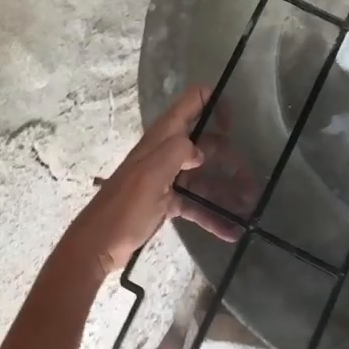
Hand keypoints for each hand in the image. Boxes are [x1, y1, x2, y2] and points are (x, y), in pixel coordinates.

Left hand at [62, 86, 240, 277]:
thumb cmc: (123, 207)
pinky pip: (197, 203)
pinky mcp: (168, 202)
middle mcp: (168, 152)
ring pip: (206, 176)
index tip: (232, 126)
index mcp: (164, 137)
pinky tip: (232, 232)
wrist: (96, 247)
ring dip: (227, 190)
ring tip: (250, 207)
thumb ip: (178, 151)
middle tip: (253, 181)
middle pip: (208, 144)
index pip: (194, 101)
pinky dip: (213, 216)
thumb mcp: (152, 174)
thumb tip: (200, 151)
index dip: (216, 104)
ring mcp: (169, 178)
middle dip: (232, 160)